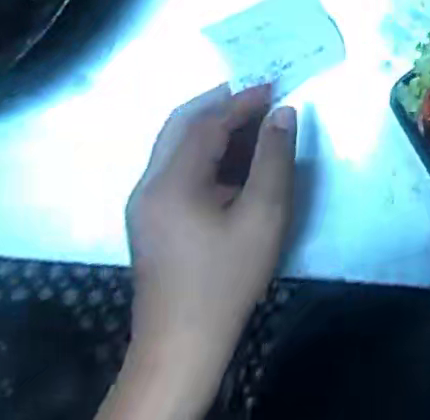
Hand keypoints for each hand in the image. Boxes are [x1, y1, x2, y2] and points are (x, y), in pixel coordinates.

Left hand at [122, 85, 296, 392]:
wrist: (183, 344)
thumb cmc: (227, 276)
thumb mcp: (264, 213)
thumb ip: (275, 156)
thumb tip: (283, 112)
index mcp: (171, 182)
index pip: (207, 122)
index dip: (244, 99)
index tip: (278, 85)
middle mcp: (149, 185)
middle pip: (181, 124)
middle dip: (222, 102)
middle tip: (262, 92)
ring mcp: (146, 203)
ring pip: (176, 143)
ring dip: (214, 124)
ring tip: (257, 119)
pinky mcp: (153, 218)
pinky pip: (178, 165)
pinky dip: (207, 148)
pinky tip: (237, 157)